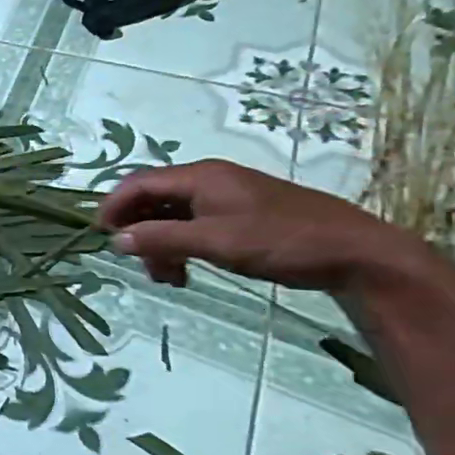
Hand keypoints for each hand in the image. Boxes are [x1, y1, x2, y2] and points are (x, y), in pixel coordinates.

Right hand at [100, 159, 426, 292]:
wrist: (355, 252)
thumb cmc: (281, 241)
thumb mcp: (215, 242)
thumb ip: (163, 239)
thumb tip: (116, 240)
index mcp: (201, 176)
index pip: (140, 183)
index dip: (114, 206)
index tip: (100, 236)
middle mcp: (209, 180)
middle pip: (154, 200)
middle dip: (140, 231)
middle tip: (140, 265)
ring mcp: (226, 197)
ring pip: (174, 216)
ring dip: (161, 244)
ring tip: (169, 277)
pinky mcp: (240, 215)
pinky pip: (195, 226)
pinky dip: (182, 247)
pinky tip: (188, 271)